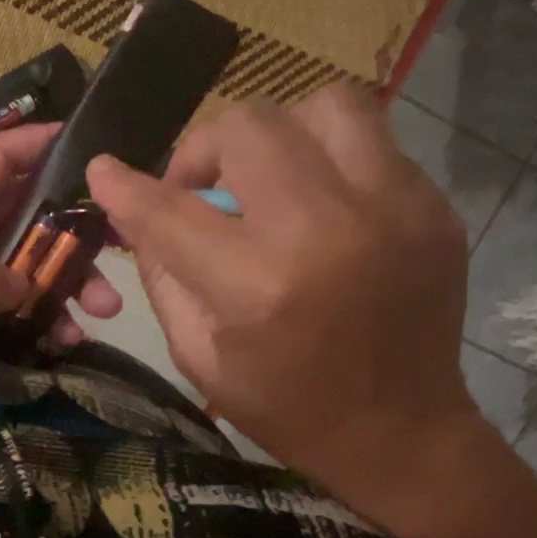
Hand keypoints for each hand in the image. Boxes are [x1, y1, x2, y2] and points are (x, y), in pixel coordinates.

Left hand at [0, 122, 121, 407]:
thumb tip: (27, 280)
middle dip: (72, 232)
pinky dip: (34, 315)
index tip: (96, 148)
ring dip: (62, 281)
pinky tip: (60, 341)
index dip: (41, 143)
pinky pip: (3, 301)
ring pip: (20, 261)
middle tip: (118, 259)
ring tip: (100, 314)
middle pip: (22, 213)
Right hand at [85, 84, 479, 490]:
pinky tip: (317, 207)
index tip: (103, 170)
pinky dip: (326, 162)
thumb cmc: (281, 404)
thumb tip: (135, 212)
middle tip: (202, 190)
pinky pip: (370, 142)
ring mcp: (393, 208)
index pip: (170, 209)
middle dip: (204, 150)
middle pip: (249, 126)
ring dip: (277, 135)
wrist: (400, 432)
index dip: (124, 186)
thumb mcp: (196, 353)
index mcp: (257, 283)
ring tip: (266, 178)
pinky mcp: (432, 205)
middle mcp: (327, 229)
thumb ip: (162, 273)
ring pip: (324, 105)